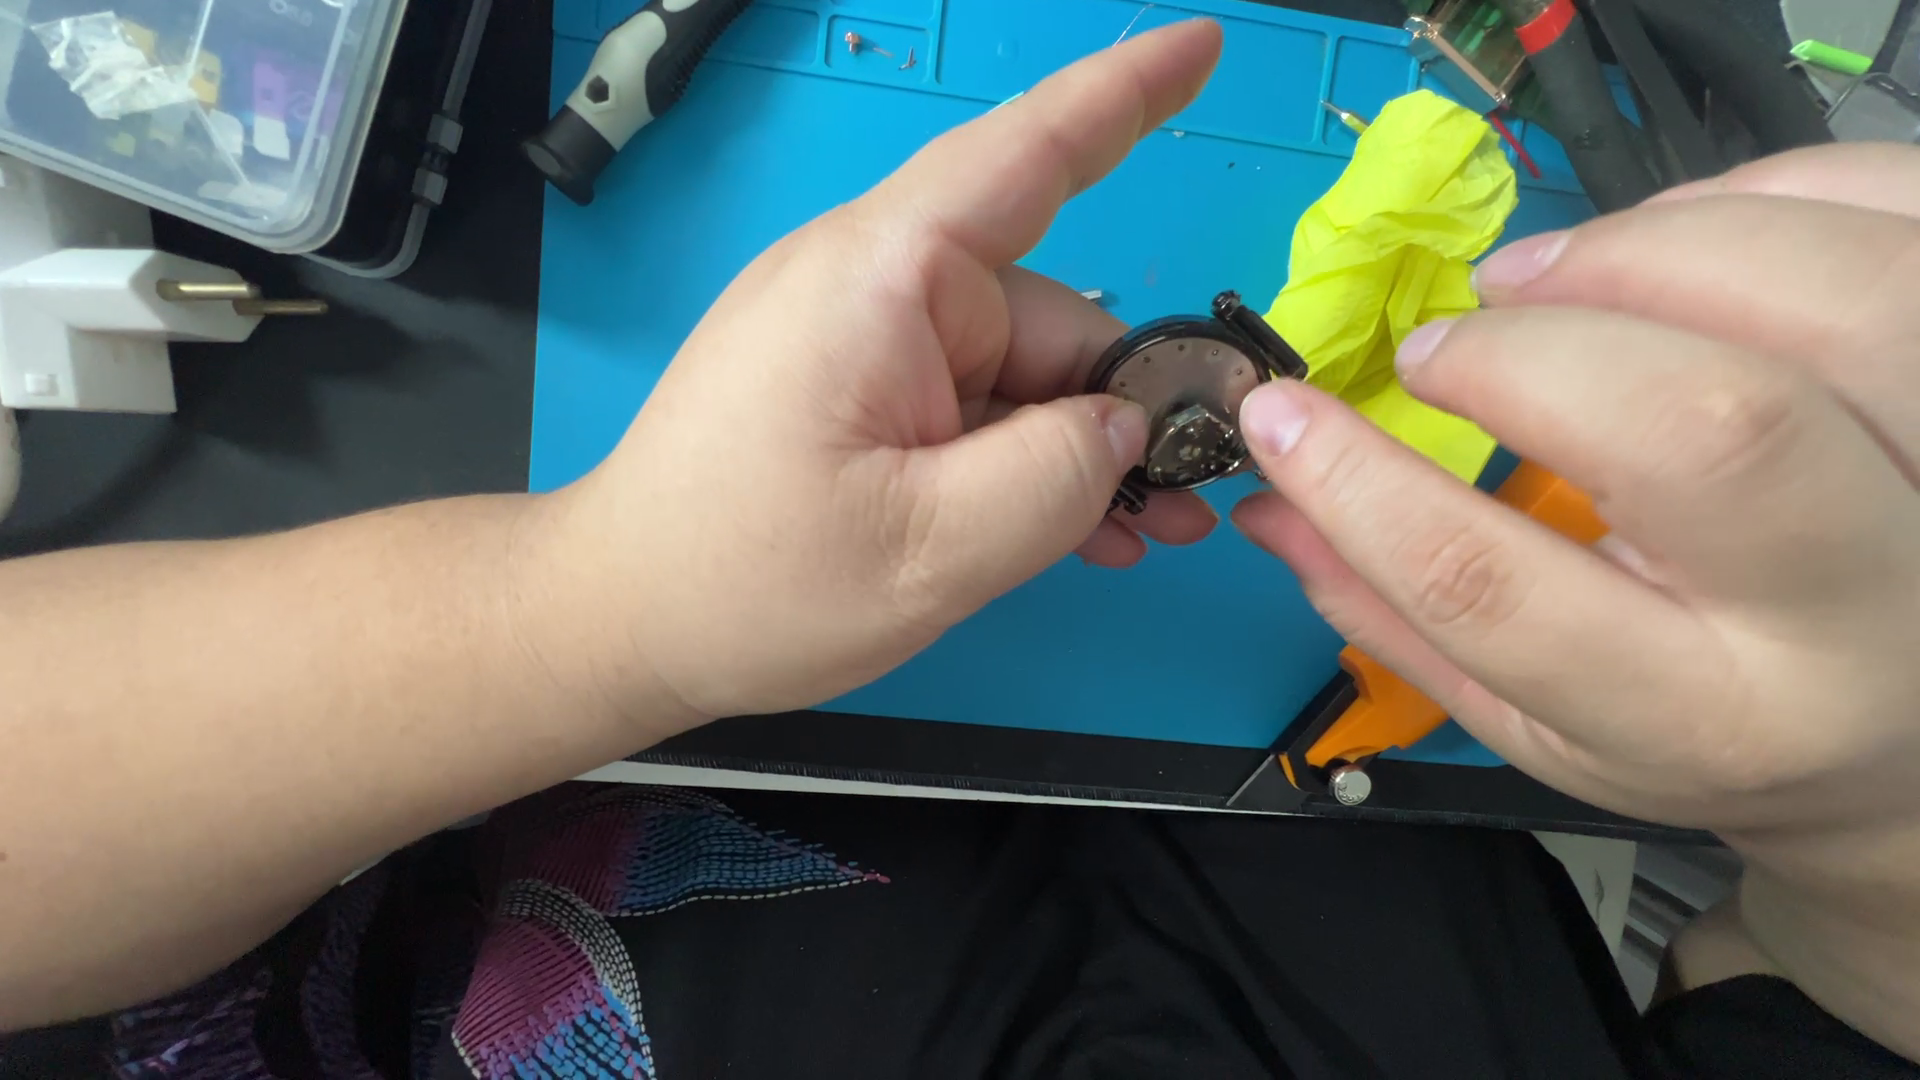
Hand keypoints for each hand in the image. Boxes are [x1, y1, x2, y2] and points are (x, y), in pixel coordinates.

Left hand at [528, 23, 1223, 719]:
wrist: (629, 622)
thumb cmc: (755, 585)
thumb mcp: (935, 547)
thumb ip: (1058, 476)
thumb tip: (1125, 424)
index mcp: (884, 283)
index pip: (1023, 159)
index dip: (1124, 100)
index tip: (1201, 48)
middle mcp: (877, 292)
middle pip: (1045, 323)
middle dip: (1117, 411)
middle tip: (1177, 505)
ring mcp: (868, 348)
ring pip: (1018, 383)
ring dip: (1081, 457)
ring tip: (1142, 533)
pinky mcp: (861, 399)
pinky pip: (973, 416)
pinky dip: (1026, 467)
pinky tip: (1075, 530)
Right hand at [1230, 143, 1919, 1051]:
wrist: (1912, 736)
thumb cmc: (1686, 724)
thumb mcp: (1518, 707)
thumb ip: (1381, 609)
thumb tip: (1263, 505)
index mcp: (1685, 711)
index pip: (1482, 581)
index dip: (1355, 482)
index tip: (1277, 411)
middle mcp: (1860, 615)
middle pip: (1697, 426)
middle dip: (1524, 354)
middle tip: (1444, 345)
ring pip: (1839, 298)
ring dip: (1638, 251)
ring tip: (1539, 275)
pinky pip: (1905, 217)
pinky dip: (1754, 197)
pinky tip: (1666, 243)